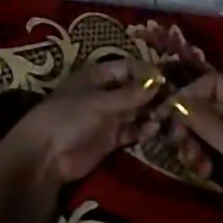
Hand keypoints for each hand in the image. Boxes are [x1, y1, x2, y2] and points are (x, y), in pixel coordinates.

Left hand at [9, 60, 165, 182]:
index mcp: (97, 76)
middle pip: (134, 89)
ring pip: (136, 111)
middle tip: (175, 101)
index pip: (127, 68)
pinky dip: (143, 130)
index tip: (166, 80)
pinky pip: (132, 130)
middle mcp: (105, 93)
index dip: (146, 72)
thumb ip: (129, 94)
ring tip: (168, 117)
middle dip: (153, 94)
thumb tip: (157, 83)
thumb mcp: (99, 102)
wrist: (47, 154)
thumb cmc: (68, 116)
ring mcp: (108, 116)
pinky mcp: (111, 138)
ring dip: (151, 113)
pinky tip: (153, 131)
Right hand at [173, 73, 222, 222]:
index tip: (170, 111)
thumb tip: (176, 103)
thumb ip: (207, 125)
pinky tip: (201, 168)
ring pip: (206, 121)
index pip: (215, 82)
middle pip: (207, 101)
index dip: (191, 93)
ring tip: (190, 160)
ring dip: (194, 139)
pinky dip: (203, 150)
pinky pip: (212, 137)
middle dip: (190, 121)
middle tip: (175, 140)